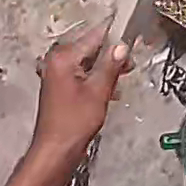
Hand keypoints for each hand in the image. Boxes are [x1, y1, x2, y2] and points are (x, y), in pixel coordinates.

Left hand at [29, 20, 130, 165]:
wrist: (56, 149)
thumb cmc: (71, 125)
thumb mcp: (99, 90)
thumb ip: (111, 65)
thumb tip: (121, 48)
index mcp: (63, 58)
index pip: (94, 36)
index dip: (115, 36)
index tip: (129, 37)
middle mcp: (56, 62)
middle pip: (90, 47)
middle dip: (111, 54)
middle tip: (128, 61)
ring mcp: (56, 74)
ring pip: (87, 60)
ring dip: (105, 67)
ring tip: (120, 75)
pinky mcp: (60, 85)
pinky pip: (82, 72)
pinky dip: (95, 77)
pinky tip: (108, 88)